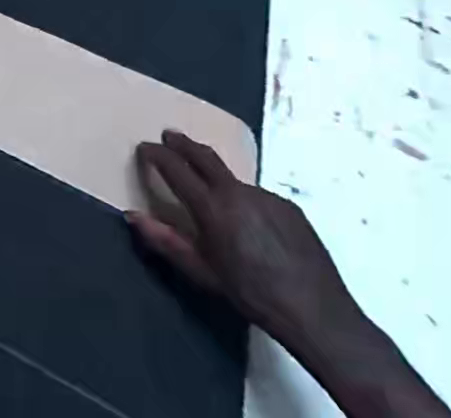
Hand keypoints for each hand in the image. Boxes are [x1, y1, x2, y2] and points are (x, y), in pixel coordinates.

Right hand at [130, 132, 450, 417]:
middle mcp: (237, 192)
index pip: (175, 167)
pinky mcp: (290, 207)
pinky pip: (257, 196)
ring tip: (211, 195)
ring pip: (232, 178)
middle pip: (204, 155)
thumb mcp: (201, 272)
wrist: (318, 314)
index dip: (156, 154)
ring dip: (215, 177)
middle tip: (169, 136)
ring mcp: (267, 197)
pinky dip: (243, 199)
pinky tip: (249, 224)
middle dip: (182, 143)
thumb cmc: (251, 294)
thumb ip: (164, 240)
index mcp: (211, 206)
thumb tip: (132, 215)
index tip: (144, 147)